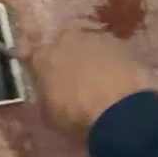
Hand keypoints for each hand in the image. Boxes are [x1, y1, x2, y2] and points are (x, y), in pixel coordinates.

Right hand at [29, 30, 154, 141]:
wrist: (119, 112)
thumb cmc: (76, 117)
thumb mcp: (49, 115)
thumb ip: (46, 97)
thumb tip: (49, 93)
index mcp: (44, 58)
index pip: (34, 57)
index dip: (41, 70)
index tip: (45, 80)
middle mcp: (67, 40)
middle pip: (64, 46)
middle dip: (68, 59)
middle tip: (75, 80)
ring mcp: (97, 39)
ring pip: (90, 47)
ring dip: (92, 59)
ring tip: (101, 82)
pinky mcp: (122, 44)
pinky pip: (112, 54)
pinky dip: (113, 64)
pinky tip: (118, 81)